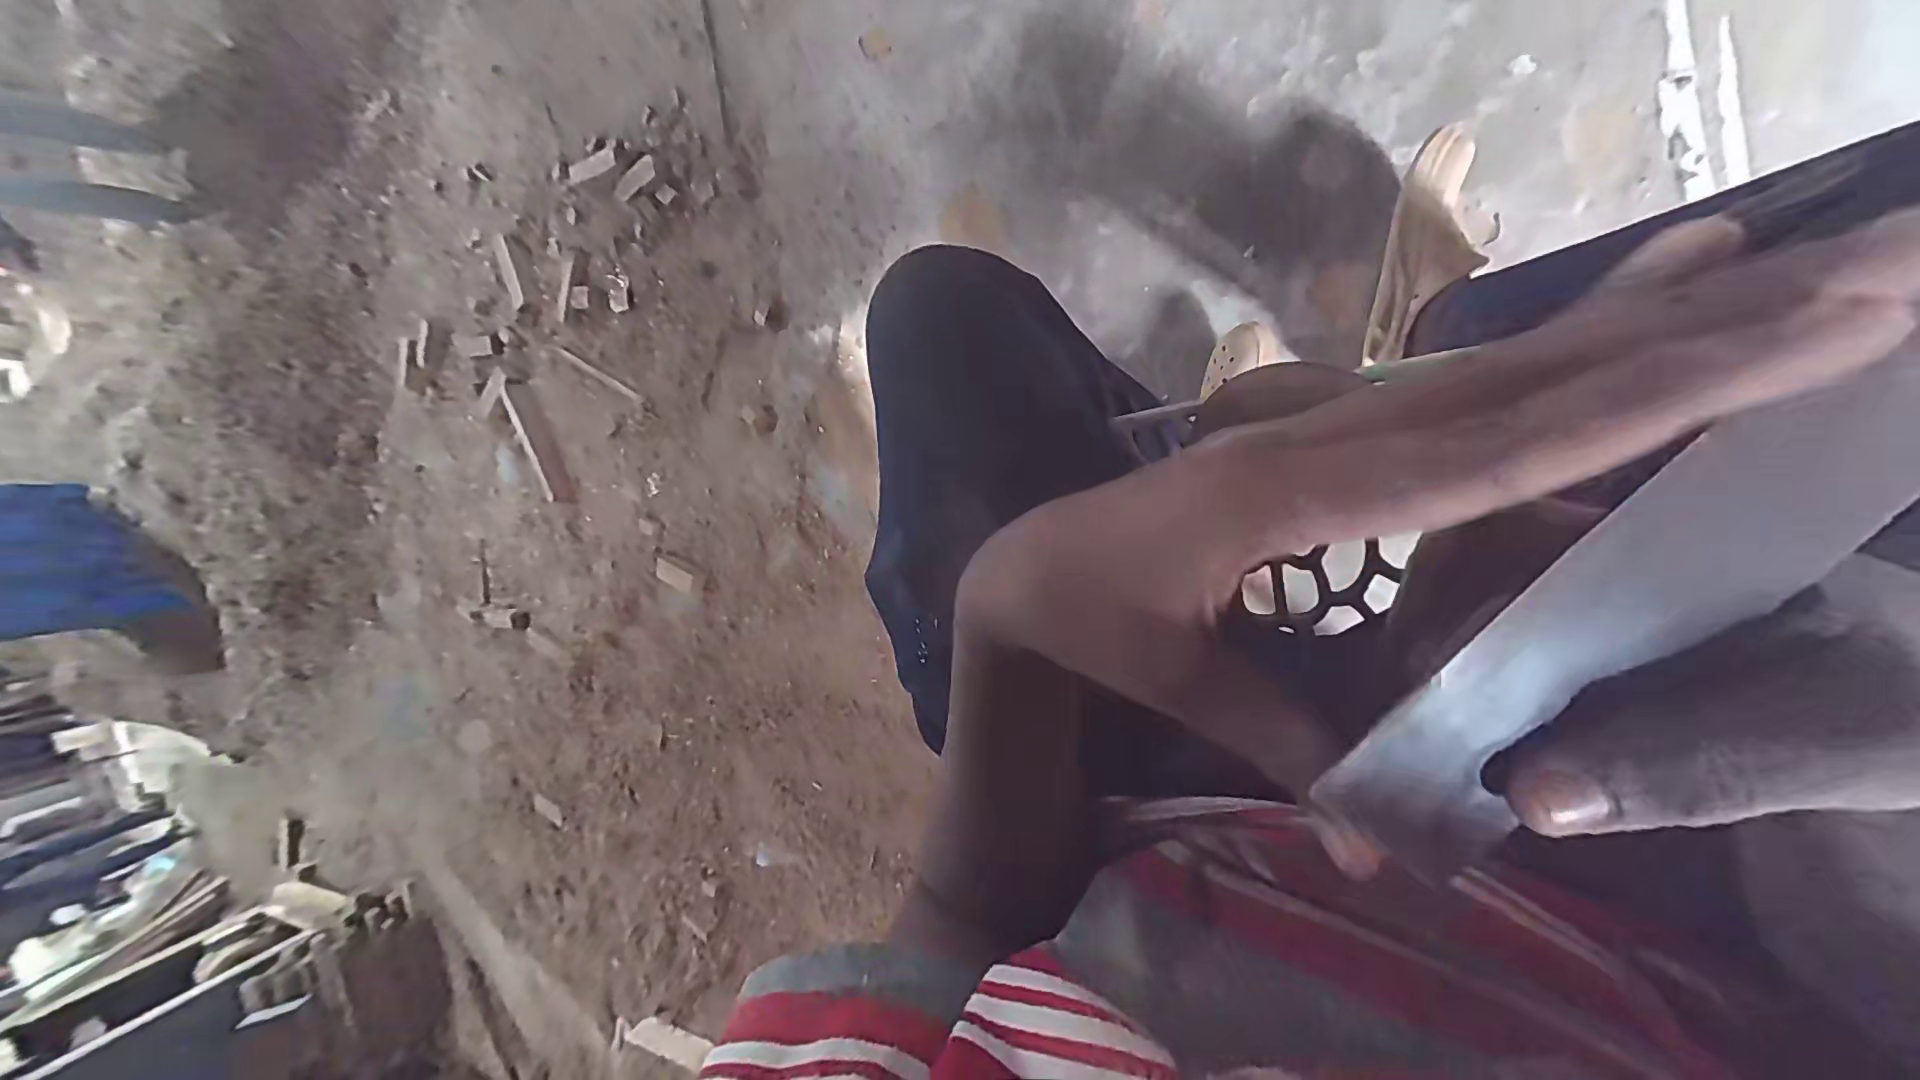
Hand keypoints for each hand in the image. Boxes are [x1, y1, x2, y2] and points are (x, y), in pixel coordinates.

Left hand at [958, 211, 1919, 801]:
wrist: (1026, 565)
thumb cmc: (1089, 618)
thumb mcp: (1181, 682)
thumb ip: (1291, 747)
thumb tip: (1392, 859)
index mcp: (1276, 499)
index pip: (1475, 453)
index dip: (1629, 404)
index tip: (1787, 333)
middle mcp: (1299, 443)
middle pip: (1500, 386)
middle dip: (1672, 330)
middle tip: (1861, 260)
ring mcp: (1290, 430)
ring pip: (1465, 375)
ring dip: (1604, 326)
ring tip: (1756, 259)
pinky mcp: (1282, 440)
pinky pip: (1415, 399)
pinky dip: (1508, 367)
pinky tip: (1577, 336)